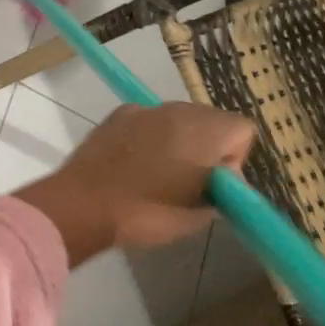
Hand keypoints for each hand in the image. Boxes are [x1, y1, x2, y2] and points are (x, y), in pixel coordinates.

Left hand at [12, 102, 255, 264]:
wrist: (82, 206)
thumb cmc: (146, 214)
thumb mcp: (197, 216)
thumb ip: (221, 195)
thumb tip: (221, 185)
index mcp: (205, 130)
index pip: (242, 130)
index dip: (233, 159)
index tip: (213, 186)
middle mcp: (177, 109)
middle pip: (209, 120)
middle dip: (206, 146)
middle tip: (186, 181)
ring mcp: (143, 109)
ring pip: (176, 118)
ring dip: (176, 139)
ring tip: (155, 174)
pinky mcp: (114, 116)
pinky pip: (144, 121)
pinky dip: (146, 136)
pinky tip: (130, 163)